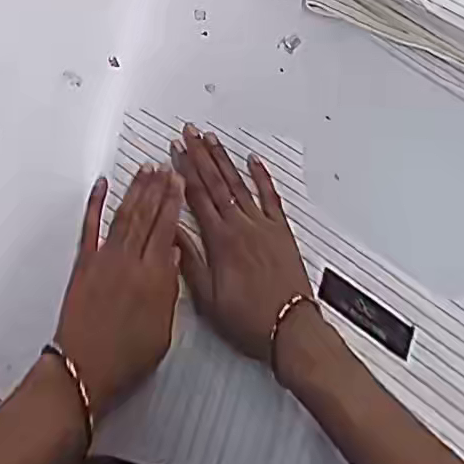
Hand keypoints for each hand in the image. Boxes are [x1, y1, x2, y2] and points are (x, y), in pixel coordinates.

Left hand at [54, 166, 183, 409]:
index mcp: (152, 277)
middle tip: (165, 168)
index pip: (166, 228)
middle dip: (157, 188)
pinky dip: (95, 202)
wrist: (84, 369)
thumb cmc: (125, 358)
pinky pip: (90, 225)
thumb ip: (170, 291)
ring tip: (144, 170)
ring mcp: (104, 258)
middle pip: (146, 215)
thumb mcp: (162, 332)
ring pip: (124, 214)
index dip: (173, 202)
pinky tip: (102, 185)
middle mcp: (129, 261)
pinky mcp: (84, 261)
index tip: (178, 182)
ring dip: (135, 190)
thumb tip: (173, 257)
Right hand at [172, 124, 311, 364]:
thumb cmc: (250, 320)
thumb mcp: (209, 299)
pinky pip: (270, 197)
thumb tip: (172, 232)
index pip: (196, 195)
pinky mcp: (281, 231)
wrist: (291, 331)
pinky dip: (261, 176)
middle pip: (215, 181)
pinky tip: (253, 160)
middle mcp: (240, 226)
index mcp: (220, 240)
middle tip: (189, 132)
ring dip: (223, 158)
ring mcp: (262, 225)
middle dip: (199, 154)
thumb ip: (189, 261)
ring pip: (238, 183)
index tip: (174, 151)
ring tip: (211, 139)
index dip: (183, 170)